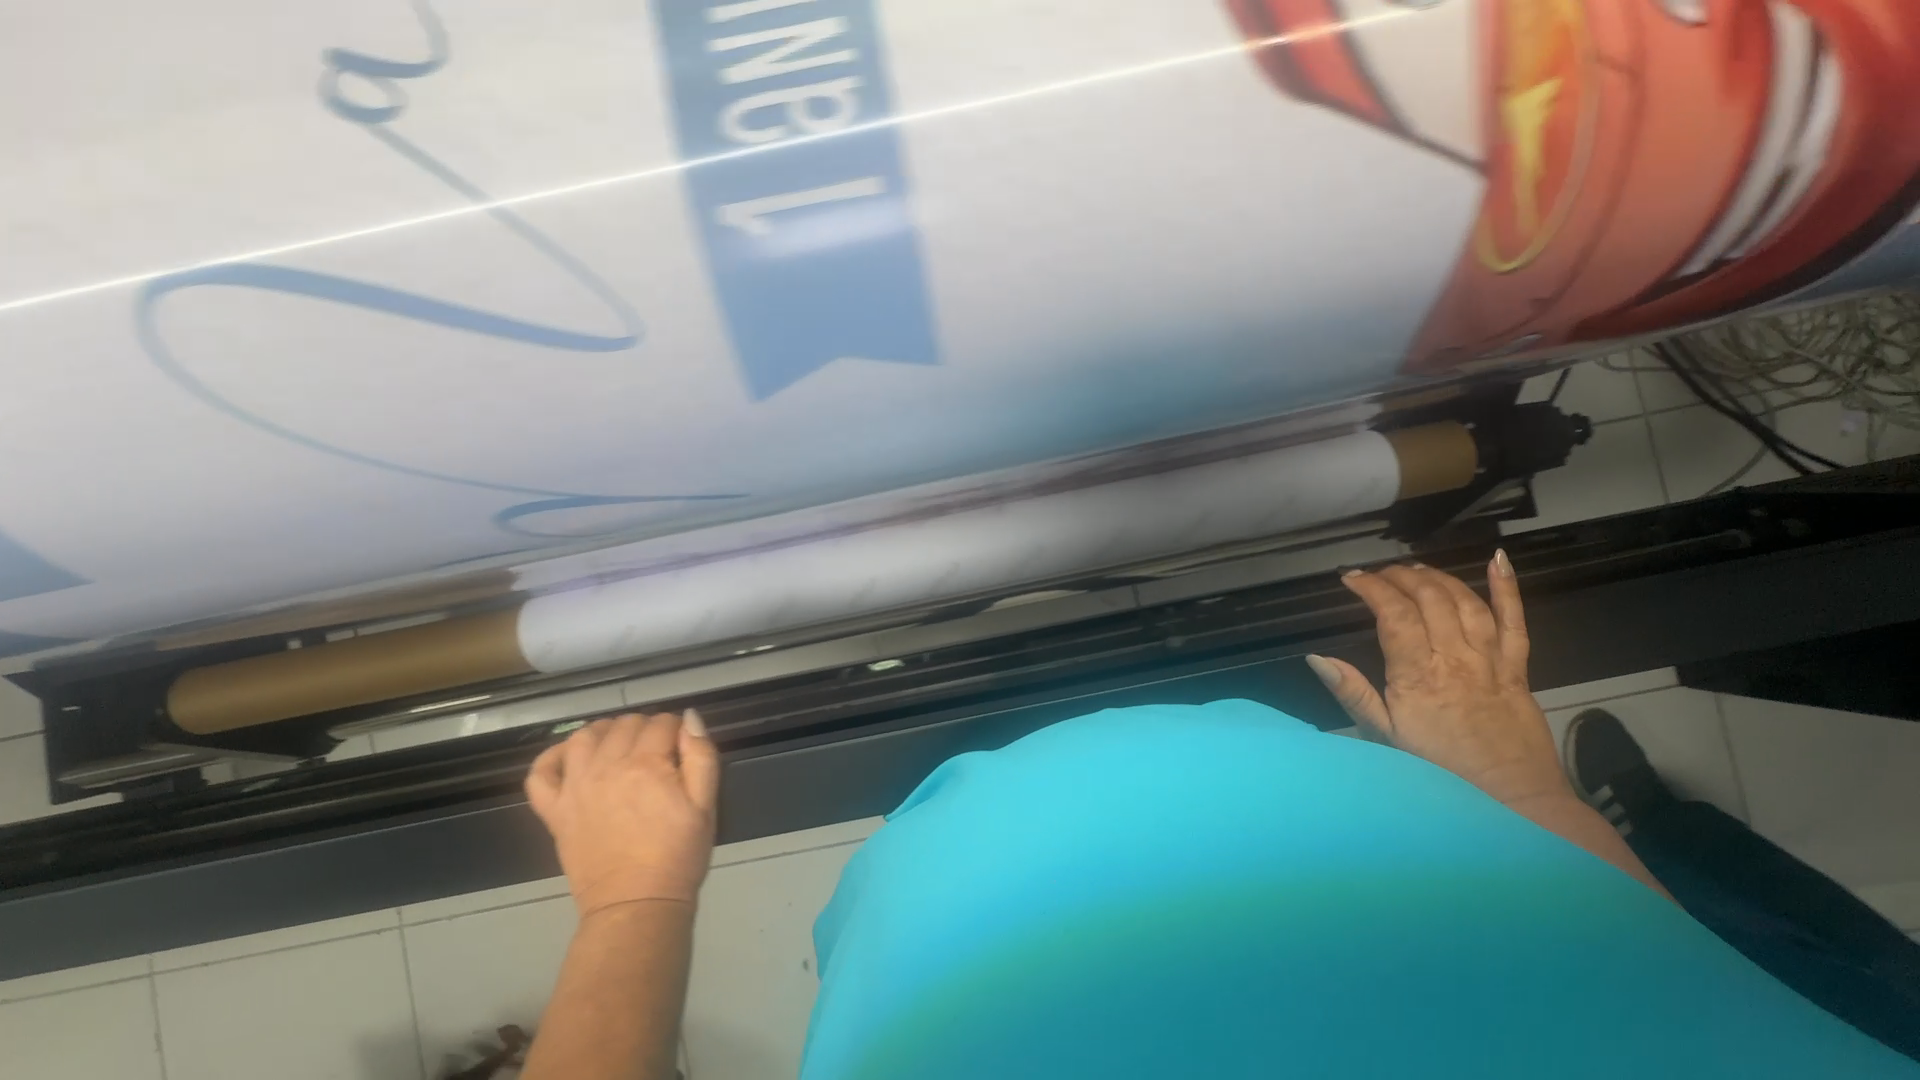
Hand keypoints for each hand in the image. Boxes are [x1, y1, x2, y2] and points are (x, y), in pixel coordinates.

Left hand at [526, 710, 720, 917]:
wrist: (636, 904)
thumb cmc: (678, 856)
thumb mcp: (706, 805)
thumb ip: (701, 755)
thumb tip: (689, 717)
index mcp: (647, 765)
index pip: (661, 723)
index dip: (676, 727)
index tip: (682, 744)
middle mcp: (606, 768)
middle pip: (625, 725)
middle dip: (645, 728)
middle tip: (658, 749)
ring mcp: (575, 788)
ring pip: (584, 737)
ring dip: (605, 731)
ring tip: (619, 744)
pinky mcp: (554, 811)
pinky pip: (540, 773)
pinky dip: (552, 757)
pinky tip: (571, 756)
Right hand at [1308, 553, 1570, 807]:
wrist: (1512, 801)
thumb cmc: (1439, 773)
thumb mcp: (1384, 738)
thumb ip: (1352, 694)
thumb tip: (1317, 658)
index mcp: (1417, 677)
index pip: (1393, 616)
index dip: (1372, 589)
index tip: (1351, 579)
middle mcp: (1455, 660)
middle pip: (1429, 600)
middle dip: (1400, 577)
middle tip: (1379, 574)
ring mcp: (1491, 662)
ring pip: (1466, 603)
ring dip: (1438, 578)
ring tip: (1415, 569)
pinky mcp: (1518, 670)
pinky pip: (1516, 622)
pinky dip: (1508, 589)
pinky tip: (1497, 560)